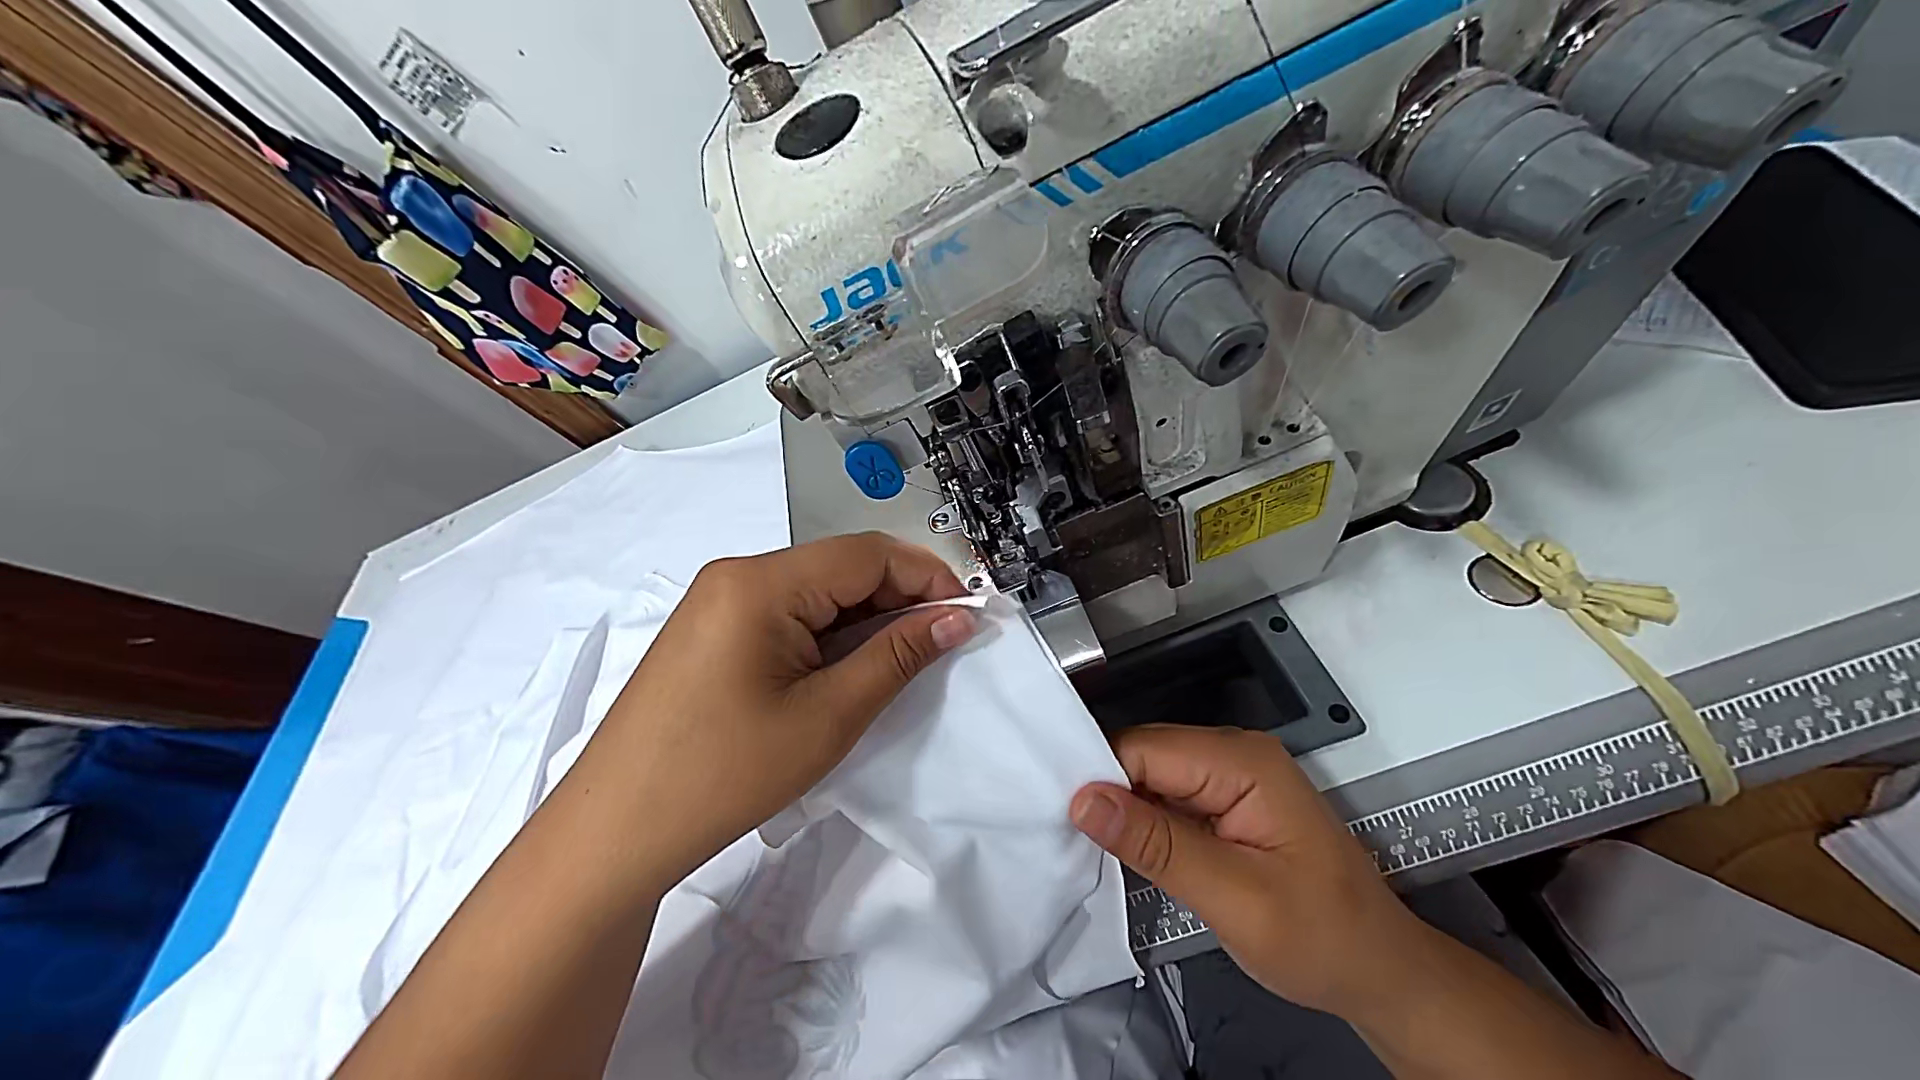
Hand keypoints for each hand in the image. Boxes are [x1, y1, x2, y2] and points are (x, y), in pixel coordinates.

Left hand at [578, 532, 977, 885]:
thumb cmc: (723, 774)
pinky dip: (829, 633)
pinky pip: (788, 612)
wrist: (616, 832)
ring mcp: (719, 601)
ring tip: (896, 664)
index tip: (965, 614)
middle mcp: (737, 575)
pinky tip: (846, 670)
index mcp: (761, 582)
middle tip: (937, 645)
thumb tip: (955, 618)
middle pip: (841, 566)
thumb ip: (899, 656)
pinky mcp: (713, 629)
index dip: (926, 576)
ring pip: (818, 590)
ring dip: (865, 619)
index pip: (867, 554)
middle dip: (897, 598)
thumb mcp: (829, 715)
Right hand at [1070, 725, 1423, 1014]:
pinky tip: (1129, 846)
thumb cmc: (1323, 939)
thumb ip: (1157, 845)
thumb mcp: (1235, 899)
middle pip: (1142, 754)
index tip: (1062, 815)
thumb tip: (1085, 800)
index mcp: (1242, 762)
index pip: (1143, 748)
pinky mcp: (1222, 798)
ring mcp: (1228, 774)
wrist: (1379, 971)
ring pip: (1148, 773)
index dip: (1099, 778)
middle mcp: (1232, 754)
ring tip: (1097, 846)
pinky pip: (1164, 793)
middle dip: (1107, 792)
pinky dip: (1142, 819)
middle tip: (1076, 838)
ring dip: (1122, 808)